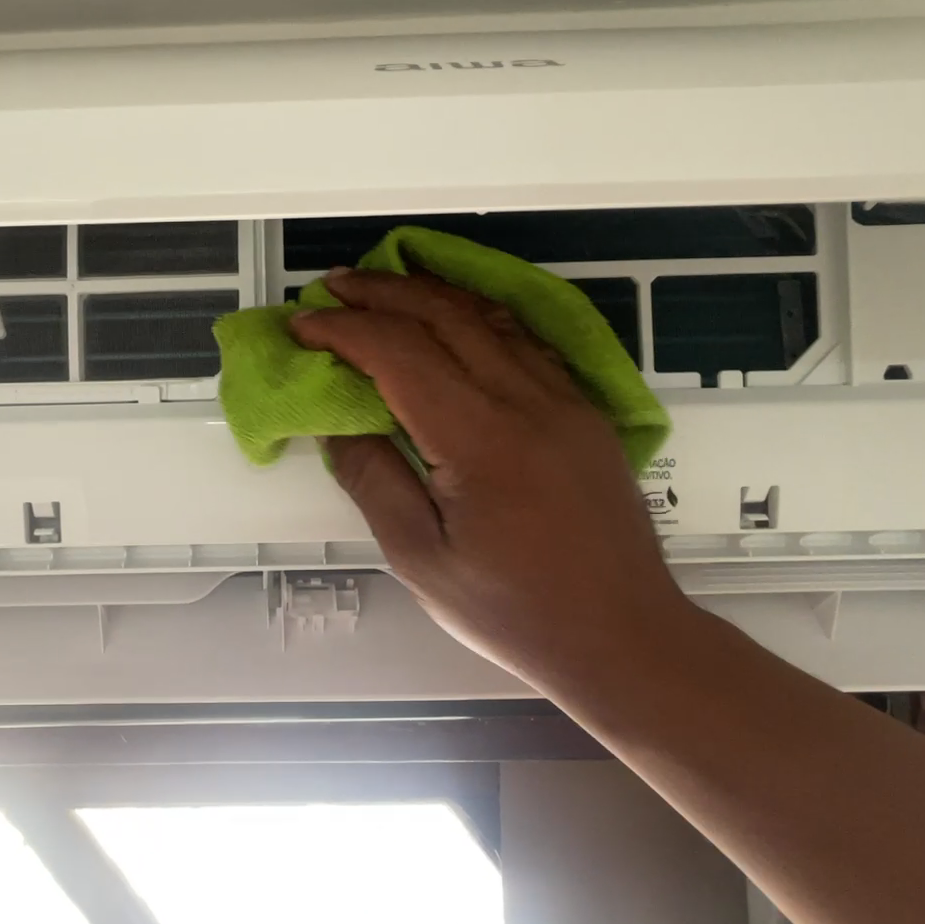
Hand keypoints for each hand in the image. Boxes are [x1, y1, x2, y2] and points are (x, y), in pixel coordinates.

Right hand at [290, 268, 696, 677]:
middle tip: (331, 287)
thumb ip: (372, 480)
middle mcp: (528, 401)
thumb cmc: (512, 611)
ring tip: (382, 286)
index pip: (401, 354)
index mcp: (481, 439)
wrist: (622, 637)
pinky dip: (477, 315)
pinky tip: (453, 316)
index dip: (345, 331)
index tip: (302, 326)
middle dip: (381, 293)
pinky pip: (525, 340)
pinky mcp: (585, 411)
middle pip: (445, 317)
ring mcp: (565, 400)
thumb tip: (333, 422)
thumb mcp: (420, 559)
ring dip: (429, 293)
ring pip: (489, 317)